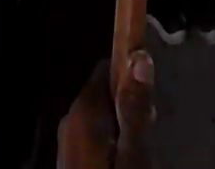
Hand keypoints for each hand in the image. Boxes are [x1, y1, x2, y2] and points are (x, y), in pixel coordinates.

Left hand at [57, 52, 154, 168]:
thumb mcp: (132, 152)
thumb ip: (134, 107)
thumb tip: (140, 56)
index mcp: (82, 108)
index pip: (107, 68)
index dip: (131, 77)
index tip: (149, 101)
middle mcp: (69, 117)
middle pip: (103, 93)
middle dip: (127, 106)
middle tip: (146, 134)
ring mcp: (65, 140)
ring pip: (98, 117)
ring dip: (118, 126)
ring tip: (137, 151)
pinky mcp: (68, 160)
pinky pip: (91, 137)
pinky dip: (108, 142)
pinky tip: (120, 160)